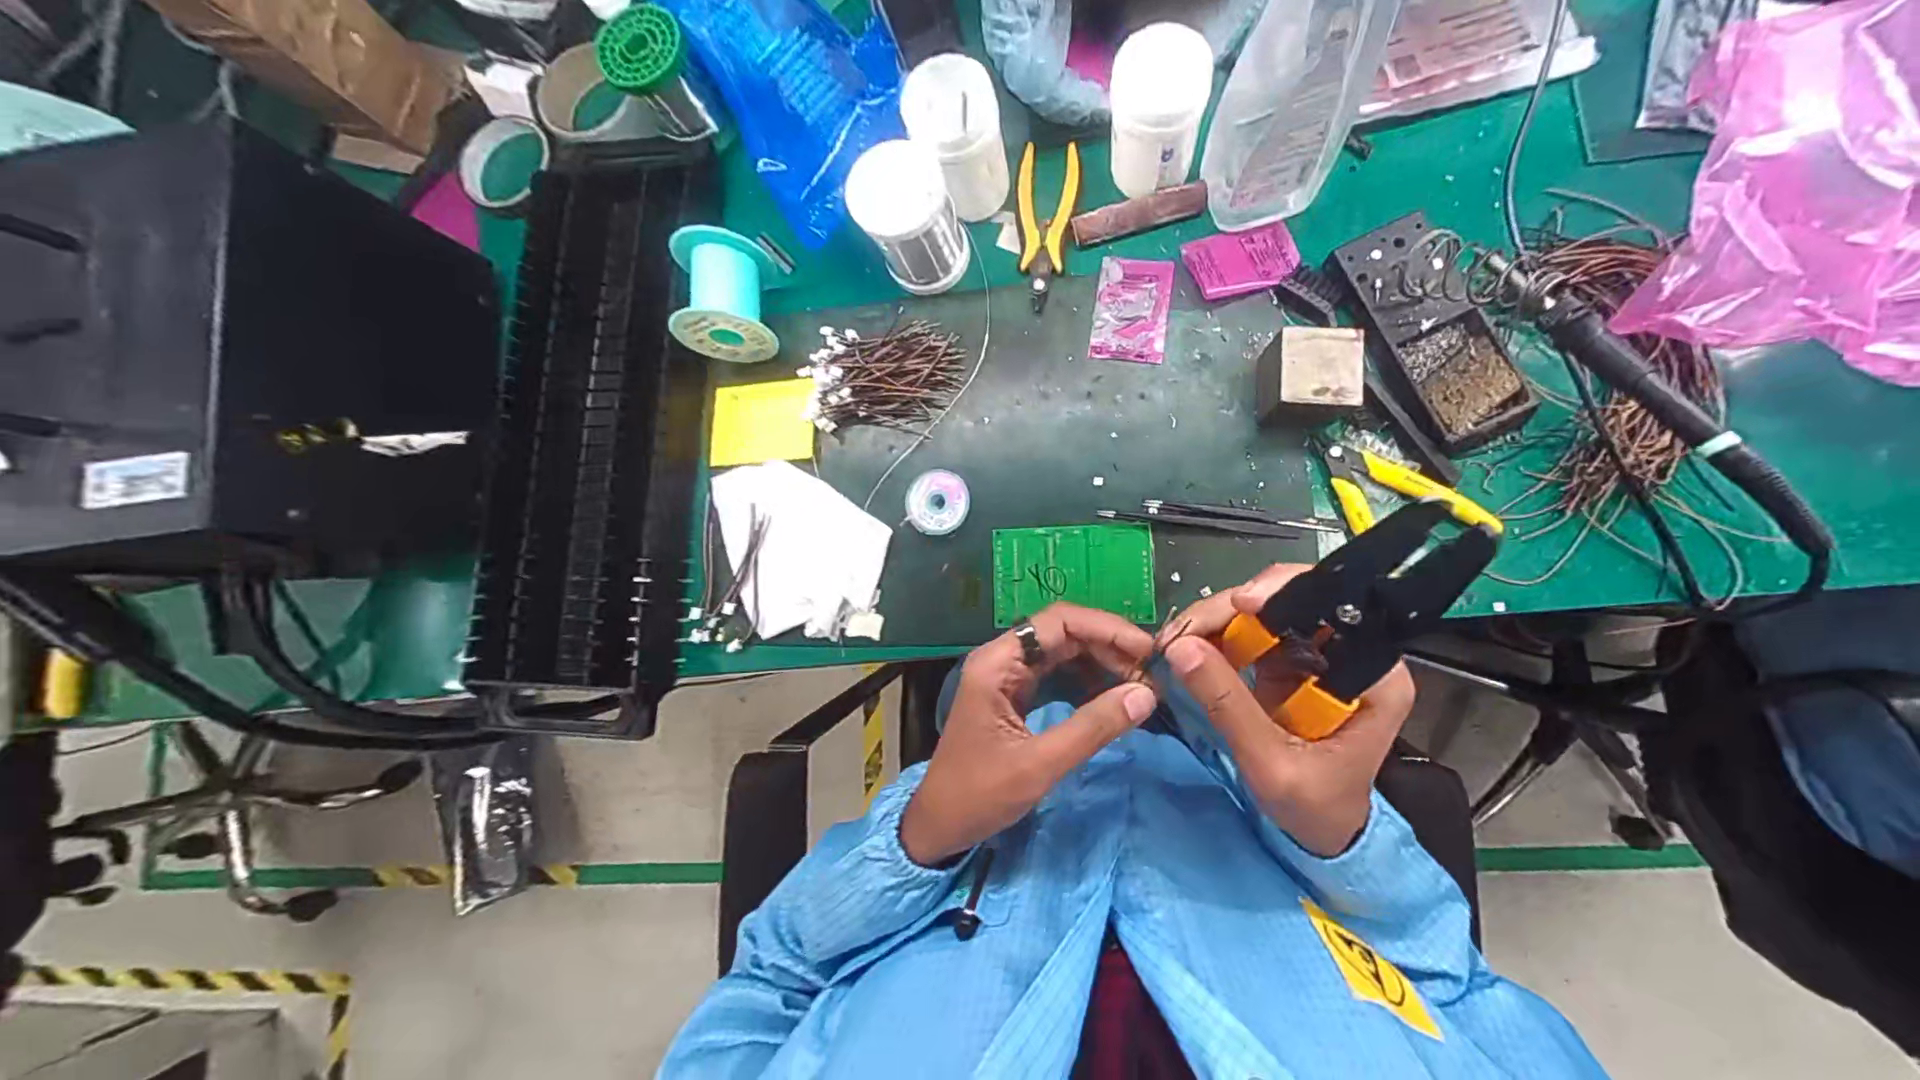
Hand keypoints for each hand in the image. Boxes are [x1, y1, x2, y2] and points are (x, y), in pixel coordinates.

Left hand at [899, 604, 1158, 865]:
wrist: (940, 824)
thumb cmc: (980, 794)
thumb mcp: (1040, 764)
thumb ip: (1093, 727)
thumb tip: (1146, 694)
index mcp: (997, 663)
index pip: (1057, 622)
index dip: (1106, 628)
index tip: (1146, 650)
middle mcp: (1001, 659)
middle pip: (1062, 632)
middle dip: (1108, 646)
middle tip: (1150, 673)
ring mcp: (1007, 676)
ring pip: (1062, 652)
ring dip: (1101, 662)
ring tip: (1139, 684)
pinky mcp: (1014, 695)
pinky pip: (1056, 674)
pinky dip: (1087, 681)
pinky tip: (1113, 696)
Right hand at [1161, 564, 1415, 856]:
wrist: (1321, 832)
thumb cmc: (1314, 808)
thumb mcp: (1270, 763)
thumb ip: (1228, 705)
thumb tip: (1181, 648)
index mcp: (1372, 676)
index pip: (1334, 608)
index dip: (1284, 594)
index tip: (1237, 606)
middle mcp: (1349, 653)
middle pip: (1290, 599)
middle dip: (1232, 607)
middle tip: (1181, 632)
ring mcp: (1314, 654)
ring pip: (1262, 610)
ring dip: (1215, 618)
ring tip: (1175, 641)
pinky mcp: (1286, 661)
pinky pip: (1247, 631)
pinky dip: (1214, 635)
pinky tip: (1187, 648)